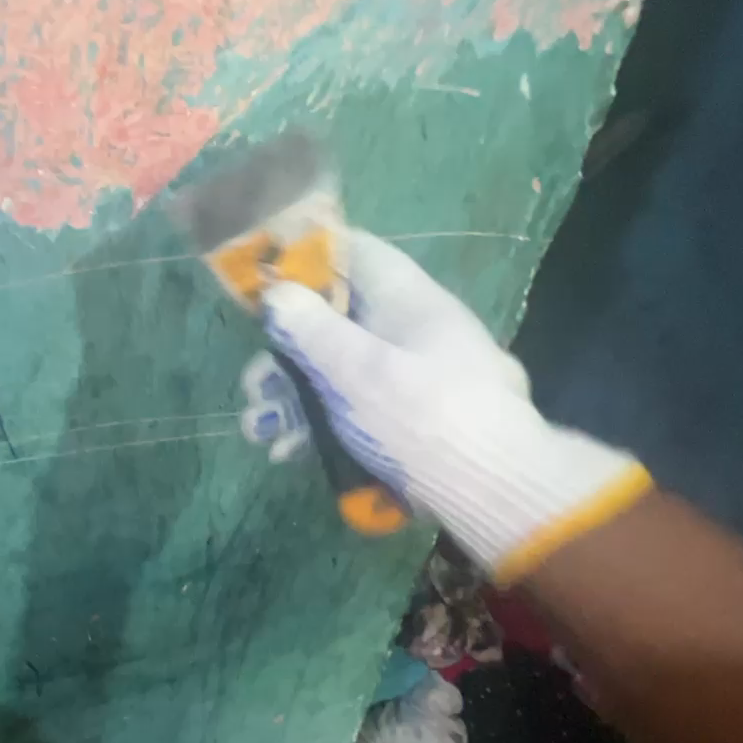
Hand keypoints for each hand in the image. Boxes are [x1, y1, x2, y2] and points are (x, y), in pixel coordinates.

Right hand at [240, 229, 649, 582]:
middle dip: (282, 355)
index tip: (261, 281)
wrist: (490, 490)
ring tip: (259, 430)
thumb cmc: (420, 415)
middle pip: (330, 323)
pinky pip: (346, 410)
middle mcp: (403, 333)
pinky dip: (313, 426)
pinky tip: (287, 452)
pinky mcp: (399, 420)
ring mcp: (402, 379)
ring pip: (331, 372)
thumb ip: (309, 329)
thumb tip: (275, 292)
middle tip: (252, 387)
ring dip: (287, 399)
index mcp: (404, 301)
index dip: (305, 258)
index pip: (353, 253)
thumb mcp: (355, 370)